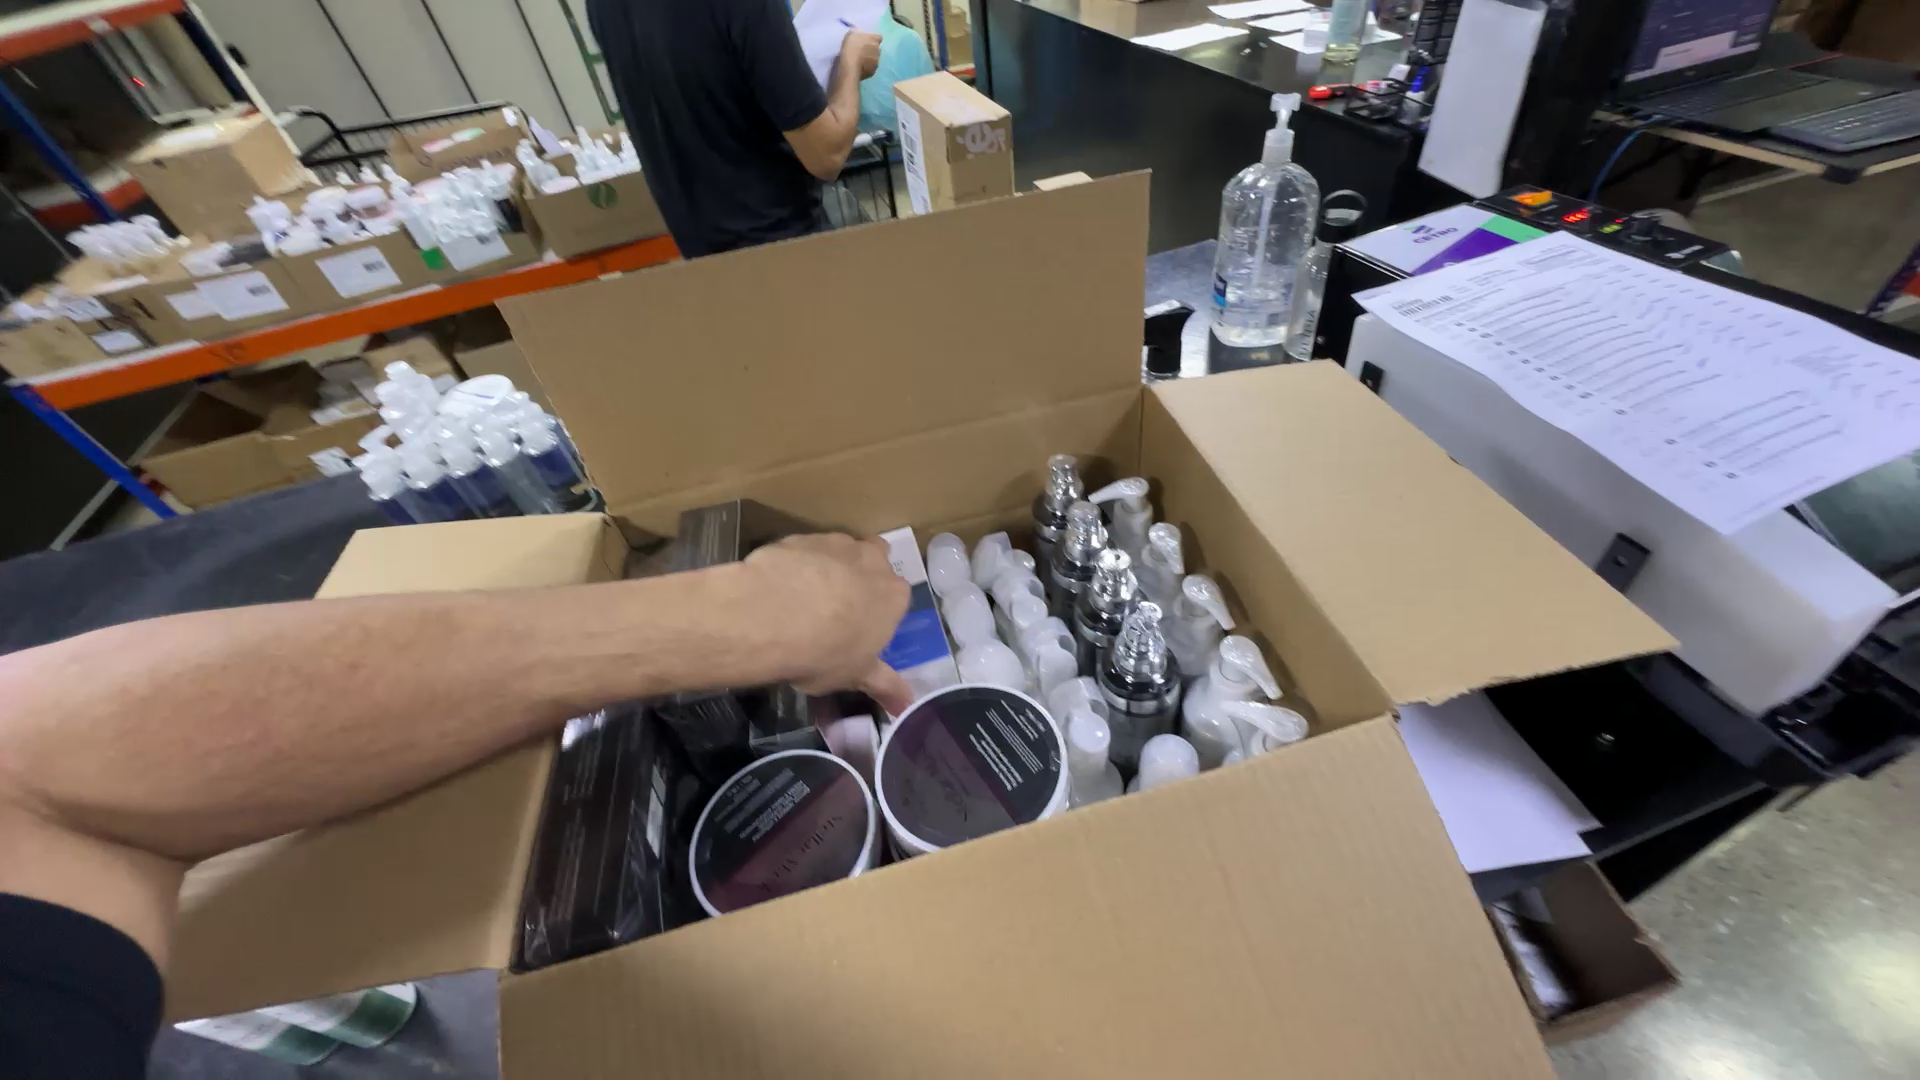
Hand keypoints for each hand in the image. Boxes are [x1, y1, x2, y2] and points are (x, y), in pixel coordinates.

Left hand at [741, 533, 912, 713]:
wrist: (773, 616)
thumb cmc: (826, 651)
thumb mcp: (856, 676)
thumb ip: (884, 686)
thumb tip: (906, 707)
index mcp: (893, 596)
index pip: (895, 597)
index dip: (878, 610)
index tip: (860, 627)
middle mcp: (872, 561)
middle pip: (875, 559)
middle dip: (861, 574)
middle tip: (838, 604)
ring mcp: (836, 544)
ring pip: (840, 549)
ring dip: (830, 565)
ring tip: (804, 595)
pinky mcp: (800, 537)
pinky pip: (804, 549)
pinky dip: (797, 563)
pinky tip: (780, 585)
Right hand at [840, 30, 881, 79]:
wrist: (850, 65)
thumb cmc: (851, 46)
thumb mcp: (852, 34)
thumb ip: (859, 35)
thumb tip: (860, 37)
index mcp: (875, 39)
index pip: (879, 37)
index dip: (874, 39)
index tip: (868, 41)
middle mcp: (878, 50)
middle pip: (877, 49)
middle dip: (872, 50)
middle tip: (863, 51)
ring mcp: (877, 62)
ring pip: (875, 59)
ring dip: (870, 59)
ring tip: (861, 61)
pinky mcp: (873, 72)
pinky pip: (871, 69)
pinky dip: (867, 68)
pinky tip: (860, 68)